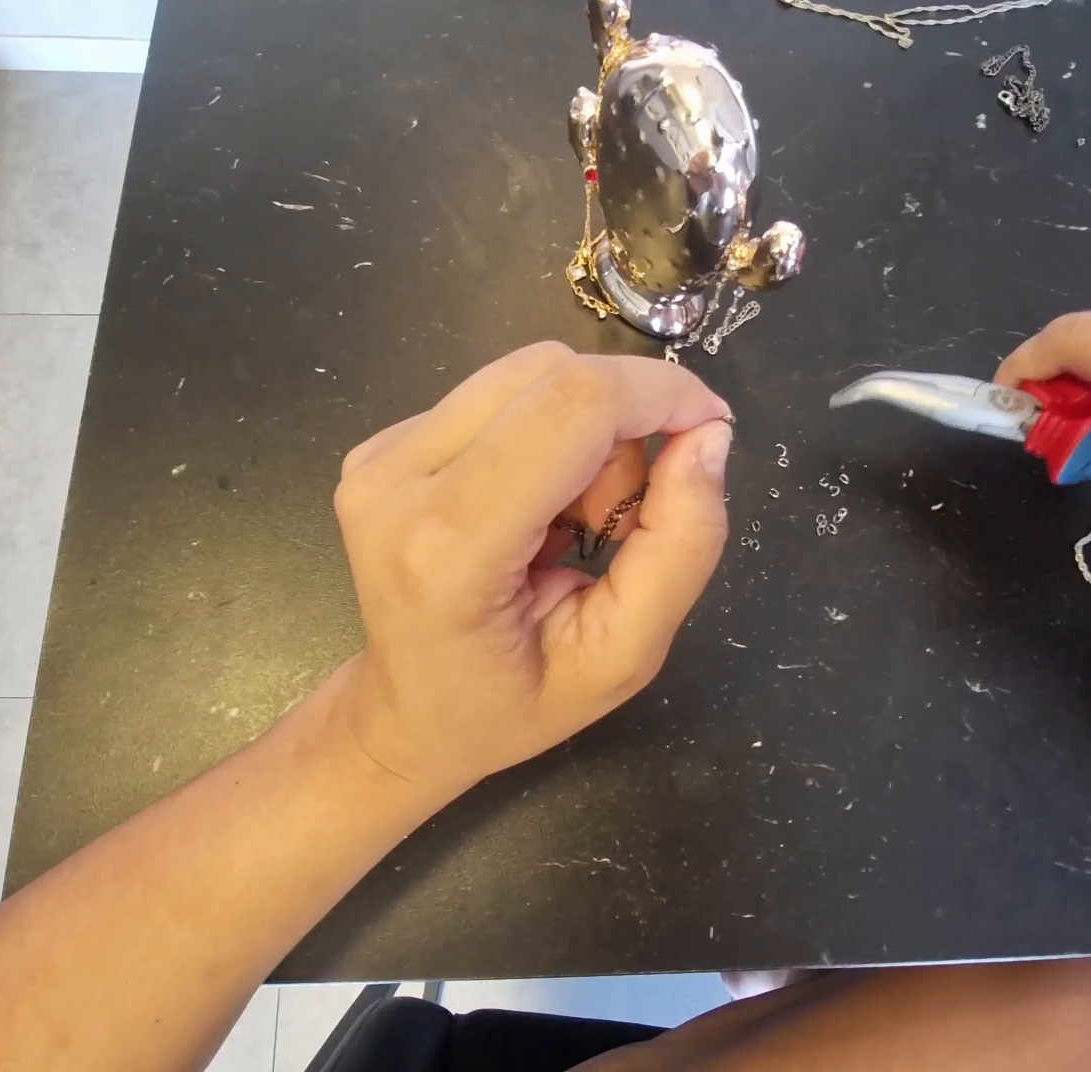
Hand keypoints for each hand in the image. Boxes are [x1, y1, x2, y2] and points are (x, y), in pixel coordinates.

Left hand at [330, 342, 732, 792]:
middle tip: (623, 520)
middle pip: (554, 375)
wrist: (406, 716)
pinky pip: (498, 395)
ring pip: (529, 373)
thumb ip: (682, 548)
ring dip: (585, 433)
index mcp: (449, 545)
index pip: (572, 407)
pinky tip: (534, 506)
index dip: (660, 394)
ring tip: (575, 521)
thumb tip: (709, 438)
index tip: (710, 428)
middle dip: (623, 429)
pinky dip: (545, 436)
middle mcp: (396, 478)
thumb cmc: (510, 707)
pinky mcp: (382, 444)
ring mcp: (380, 455)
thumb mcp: (624, 657)